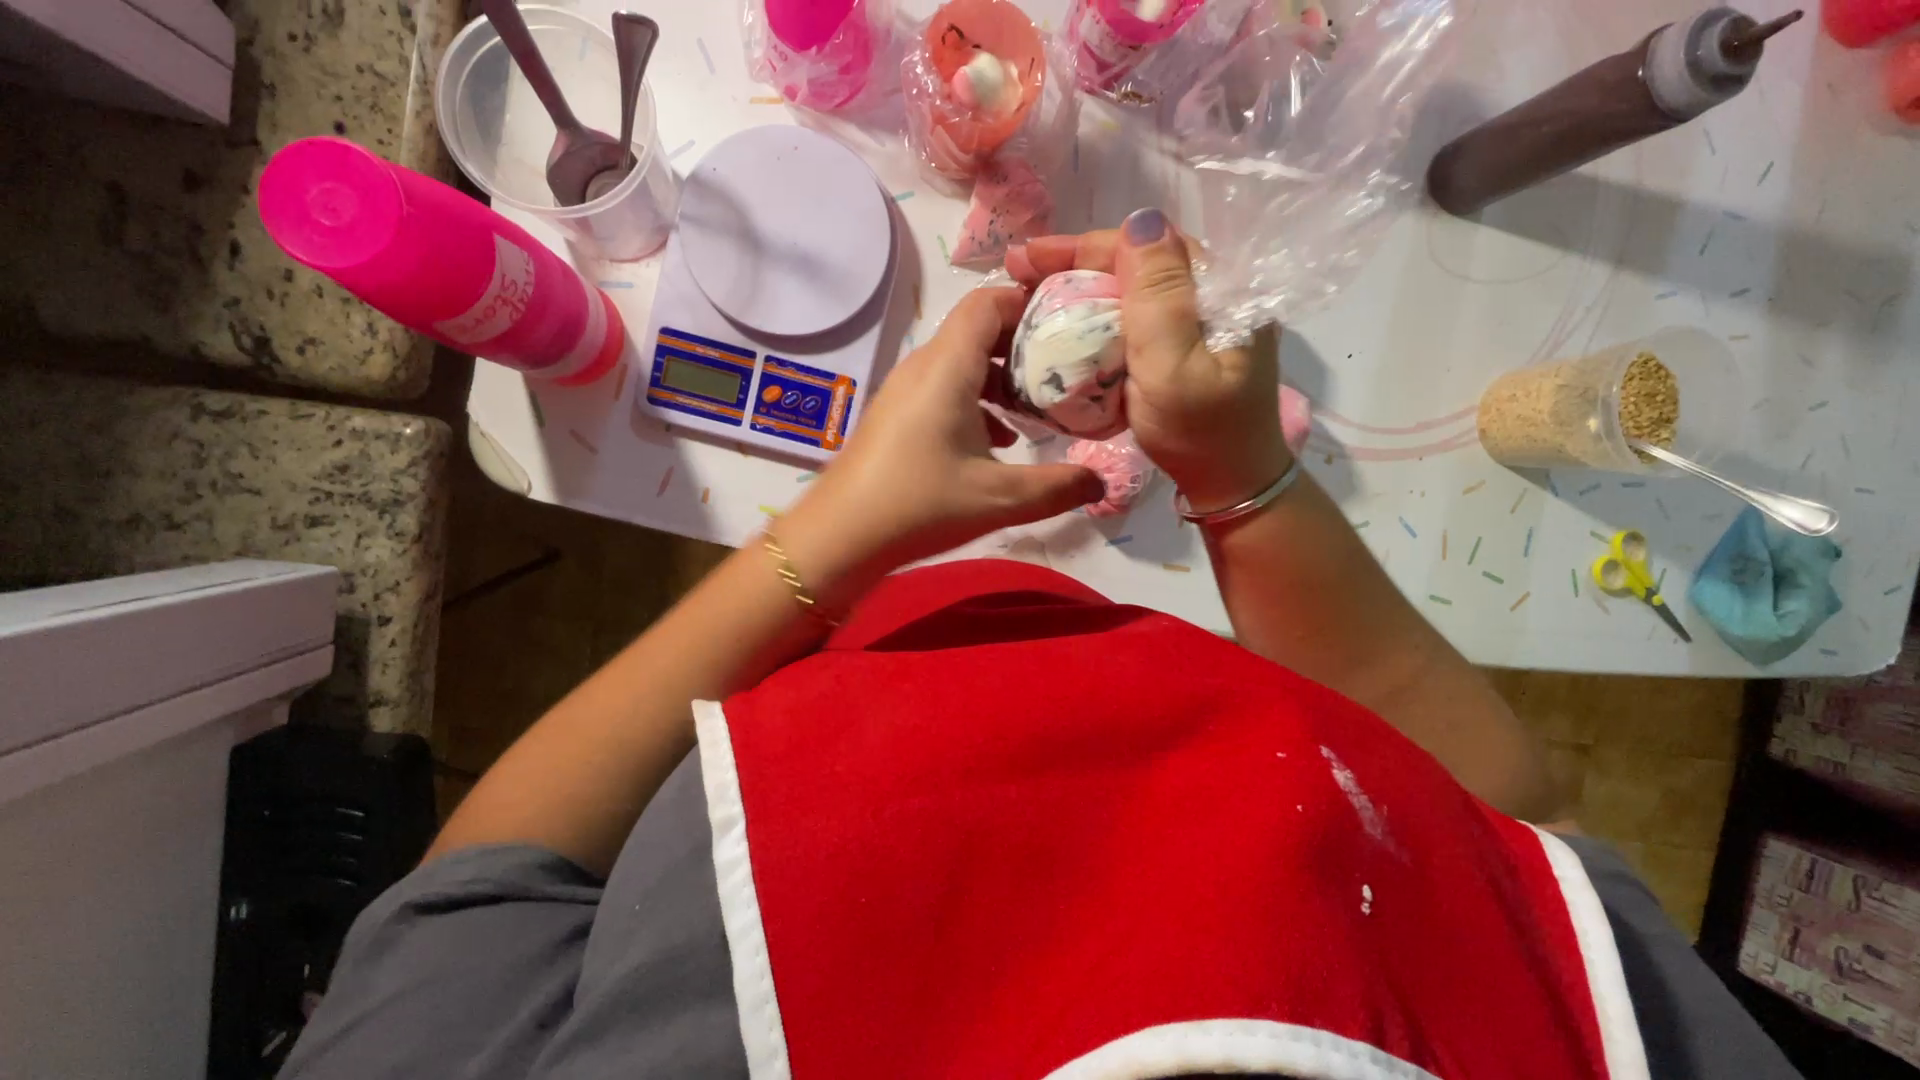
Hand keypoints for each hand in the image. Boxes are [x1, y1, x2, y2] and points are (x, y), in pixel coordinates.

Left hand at [777, 287, 1104, 603]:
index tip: (1070, 319)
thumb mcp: (999, 499)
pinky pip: (944, 389)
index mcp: (947, 367)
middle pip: (978, 331)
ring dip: (1002, 379)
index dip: (1030, 301)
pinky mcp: (896, 416)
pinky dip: (977, 402)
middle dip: (1025, 345)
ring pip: (962, 363)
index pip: (989, 303)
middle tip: (1067, 369)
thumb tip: (1102, 480)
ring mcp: (905, 391)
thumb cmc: (919, 505)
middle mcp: (923, 367)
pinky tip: (1000, 441)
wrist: (839, 537)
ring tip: (1040, 410)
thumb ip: (1059, 487)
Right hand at [1008, 210, 1290, 510]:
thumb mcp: (1175, 365)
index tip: (1027, 257)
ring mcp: (1199, 318)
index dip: (1082, 246)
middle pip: (1134, 260)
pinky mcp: (1184, 343)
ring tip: (1031, 290)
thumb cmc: (1201, 431)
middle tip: (1017, 269)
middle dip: (1074, 262)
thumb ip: (1159, 295)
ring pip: (1130, 286)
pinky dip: (1096, 313)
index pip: (1142, 245)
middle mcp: (1212, 291)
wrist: (1232, 484)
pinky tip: (1065, 319)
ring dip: (1081, 285)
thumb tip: (1142, 220)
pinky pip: (1133, 314)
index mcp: (1219, 286)